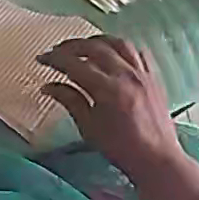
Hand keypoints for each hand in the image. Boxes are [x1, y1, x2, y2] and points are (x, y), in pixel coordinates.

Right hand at [40, 37, 196, 185]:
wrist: (157, 159)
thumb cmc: (120, 147)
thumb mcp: (88, 126)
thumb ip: (70, 100)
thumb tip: (48, 86)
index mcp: (107, 89)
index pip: (74, 64)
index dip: (55, 59)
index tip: (42, 58)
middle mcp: (126, 74)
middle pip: (94, 47)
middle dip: (71, 46)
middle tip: (56, 51)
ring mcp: (142, 73)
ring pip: (117, 43)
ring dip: (96, 41)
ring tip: (82, 46)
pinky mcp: (152, 77)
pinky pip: (136, 51)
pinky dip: (119, 47)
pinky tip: (111, 52)